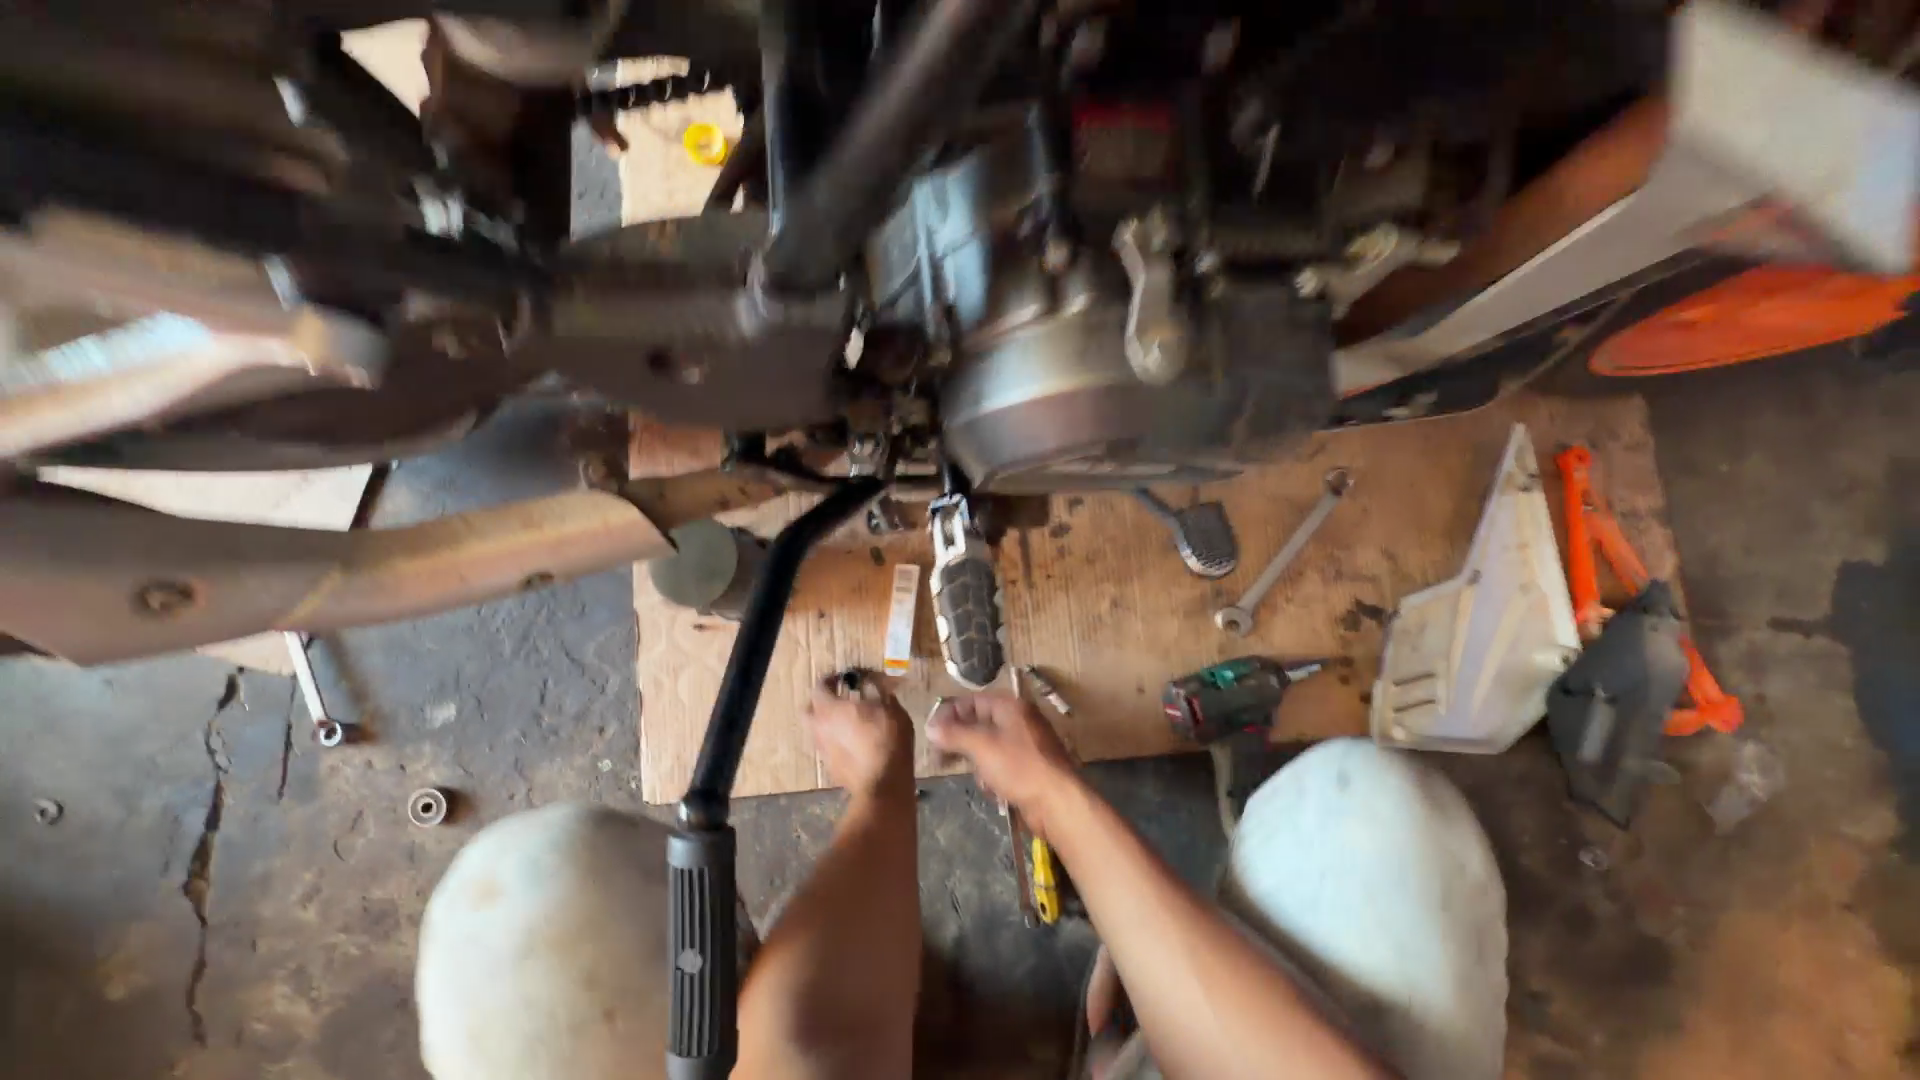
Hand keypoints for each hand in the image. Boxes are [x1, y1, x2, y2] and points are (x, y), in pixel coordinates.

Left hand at [805, 677, 913, 801]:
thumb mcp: (891, 707)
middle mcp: (819, 728)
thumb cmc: (887, 739)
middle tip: (840, 700)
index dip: (831, 679)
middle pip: (810, 710)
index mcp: (829, 709)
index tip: (844, 678)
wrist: (883, 783)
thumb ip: (878, 690)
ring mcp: (822, 750)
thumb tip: (872, 681)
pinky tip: (855, 743)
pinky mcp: (830, 767)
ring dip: (829, 723)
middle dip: (822, 702)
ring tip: (850, 722)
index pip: (820, 686)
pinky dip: (837, 741)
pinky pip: (828, 747)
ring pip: (818, 730)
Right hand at [926, 694, 1079, 836]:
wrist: (1057, 802)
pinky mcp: (1028, 769)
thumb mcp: (981, 746)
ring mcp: (1025, 746)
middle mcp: (1019, 722)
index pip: (972, 701)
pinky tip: (996, 792)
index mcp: (1010, 707)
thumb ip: (954, 734)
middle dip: (961, 744)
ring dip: (979, 766)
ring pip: (987, 750)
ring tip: (983, 779)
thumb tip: (930, 727)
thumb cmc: (1019, 767)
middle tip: (941, 758)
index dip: (950, 714)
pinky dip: (994, 778)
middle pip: (979, 725)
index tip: (931, 732)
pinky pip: (1000, 768)